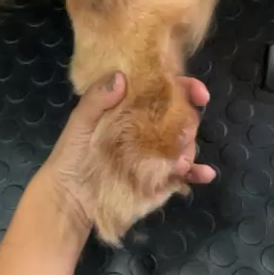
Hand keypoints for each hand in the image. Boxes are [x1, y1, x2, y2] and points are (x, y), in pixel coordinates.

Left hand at [38, 72, 216, 236]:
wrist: (70, 197)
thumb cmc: (72, 155)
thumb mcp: (80, 122)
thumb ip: (97, 99)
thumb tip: (121, 77)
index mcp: (132, 109)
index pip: (162, 91)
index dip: (183, 87)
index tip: (196, 91)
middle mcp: (149, 129)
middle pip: (180, 116)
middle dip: (188, 119)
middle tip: (183, 129)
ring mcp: (157, 154)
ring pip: (186, 144)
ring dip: (190, 146)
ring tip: (180, 158)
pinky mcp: (162, 179)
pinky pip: (186, 174)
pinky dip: (198, 172)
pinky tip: (203, 173)